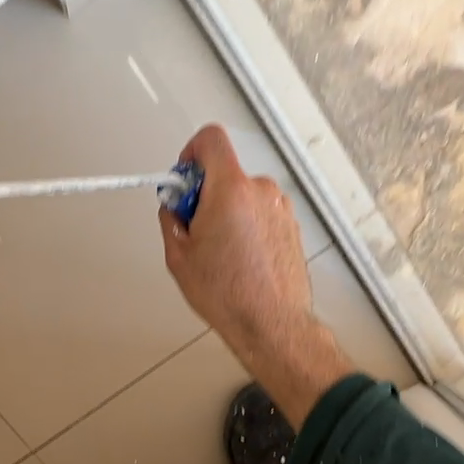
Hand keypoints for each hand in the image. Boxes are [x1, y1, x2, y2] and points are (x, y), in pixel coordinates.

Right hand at [159, 125, 353, 425]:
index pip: (211, 140)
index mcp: (230, 190)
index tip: (184, 178)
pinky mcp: (291, 226)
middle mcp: (260, 191)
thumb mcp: (179, 256)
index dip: (191, 152)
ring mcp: (280, 208)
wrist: (271, 323)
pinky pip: (261, 214)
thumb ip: (171, 219)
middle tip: (195, 229)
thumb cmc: (228, 294)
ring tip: (219, 253)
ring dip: (229, 213)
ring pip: (244, 196)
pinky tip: (240, 259)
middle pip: (226, 173)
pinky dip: (247, 227)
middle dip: (206, 194)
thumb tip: (173, 207)